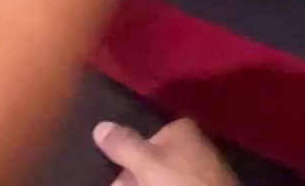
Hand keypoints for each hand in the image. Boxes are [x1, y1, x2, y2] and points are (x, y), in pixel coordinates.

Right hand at [94, 119, 240, 185]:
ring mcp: (206, 174)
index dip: (126, 162)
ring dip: (148, 185)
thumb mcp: (147, 163)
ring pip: (167, 180)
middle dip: (136, 180)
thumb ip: (123, 144)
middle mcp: (195, 145)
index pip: (146, 139)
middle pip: (154, 163)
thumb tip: (99, 125)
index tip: (113, 180)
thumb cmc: (182, 185)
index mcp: (182, 129)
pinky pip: (182, 185)